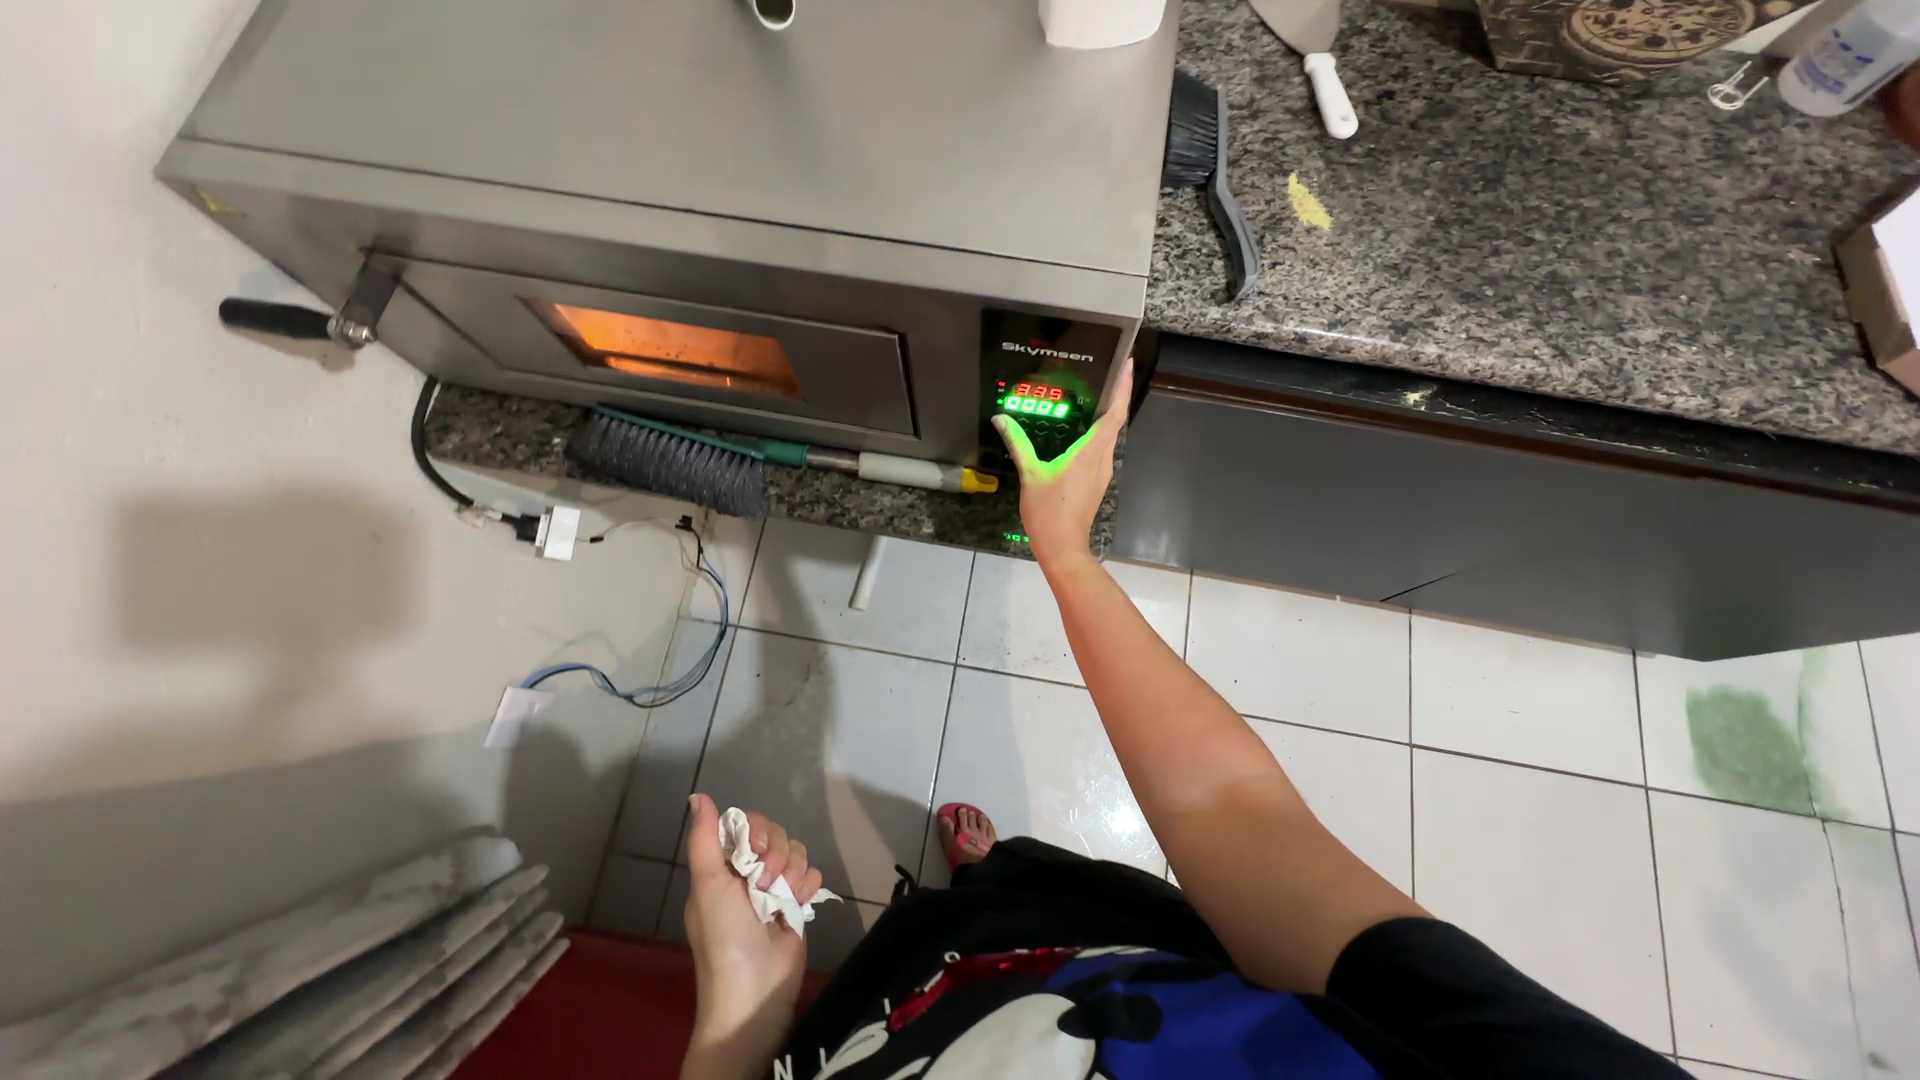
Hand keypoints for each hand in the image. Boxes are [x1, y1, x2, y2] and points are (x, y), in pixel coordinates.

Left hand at [681, 794, 823, 1079]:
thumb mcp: (707, 887)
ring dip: (792, 872)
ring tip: (780, 899)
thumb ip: (705, 841)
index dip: (758, 829)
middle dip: (776, 854)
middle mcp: (749, 873)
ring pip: (796, 852)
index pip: (746, 824)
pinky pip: (813, 874)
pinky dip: (808, 886)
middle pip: (776, 834)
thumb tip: (698, 796)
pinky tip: (798, 905)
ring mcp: (775, 889)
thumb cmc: (725, 938)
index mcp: (723, 867)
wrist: (755, 991)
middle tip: (764, 883)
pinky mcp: (798, 904)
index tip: (757, 848)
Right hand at [993, 356, 1132, 571]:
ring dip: (1108, 413)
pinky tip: (1084, 426)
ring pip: (1110, 435)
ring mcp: (1102, 471)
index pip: (1114, 413)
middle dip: (1116, 394)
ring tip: (1097, 392)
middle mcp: (1103, 459)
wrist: (1063, 546)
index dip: (1123, 387)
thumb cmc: (1048, 511)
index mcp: (1090, 453)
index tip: (1127, 363)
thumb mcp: (1030, 474)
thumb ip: (1018, 444)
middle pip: (1115, 420)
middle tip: (1110, 369)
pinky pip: (1102, 447)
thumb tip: (1001, 419)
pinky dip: (1099, 431)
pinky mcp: (1097, 480)